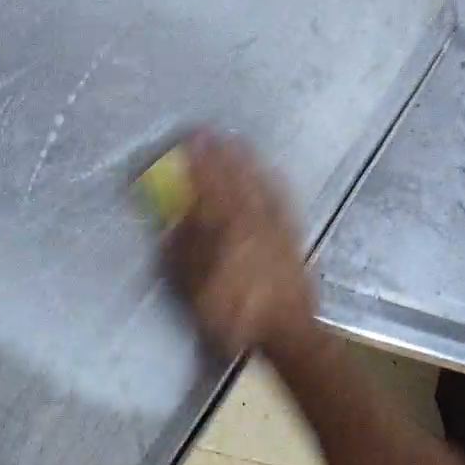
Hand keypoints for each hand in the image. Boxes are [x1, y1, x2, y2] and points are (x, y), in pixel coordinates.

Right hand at [162, 129, 317, 355]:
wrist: (287, 332)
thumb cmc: (234, 314)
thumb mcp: (195, 289)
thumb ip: (183, 252)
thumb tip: (171, 224)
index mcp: (225, 228)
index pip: (206, 186)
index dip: (196, 162)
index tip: (187, 141)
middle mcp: (252, 219)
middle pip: (234, 178)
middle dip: (221, 153)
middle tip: (210, 132)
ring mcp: (276, 226)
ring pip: (259, 183)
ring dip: (247, 160)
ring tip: (237, 142)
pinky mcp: (292, 237)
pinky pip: (281, 199)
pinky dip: (273, 181)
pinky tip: (270, 175)